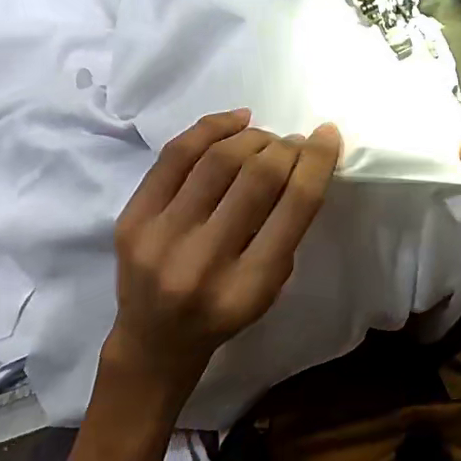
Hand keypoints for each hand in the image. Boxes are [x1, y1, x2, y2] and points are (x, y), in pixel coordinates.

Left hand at [103, 109, 340, 419]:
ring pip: (217, 160)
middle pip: (257, 178)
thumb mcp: (269, 288)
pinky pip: (175, 155)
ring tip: (265, 137)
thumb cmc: (224, 314)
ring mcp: (161, 236)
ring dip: (252, 138)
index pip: (293, 208)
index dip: (317, 163)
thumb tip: (298, 163)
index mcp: (248, 286)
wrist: (155, 338)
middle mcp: (204, 260)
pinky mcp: (132, 218)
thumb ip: (284, 233)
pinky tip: (235, 122)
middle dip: (286, 149)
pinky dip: (211, 128)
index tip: (328, 137)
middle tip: (294, 143)